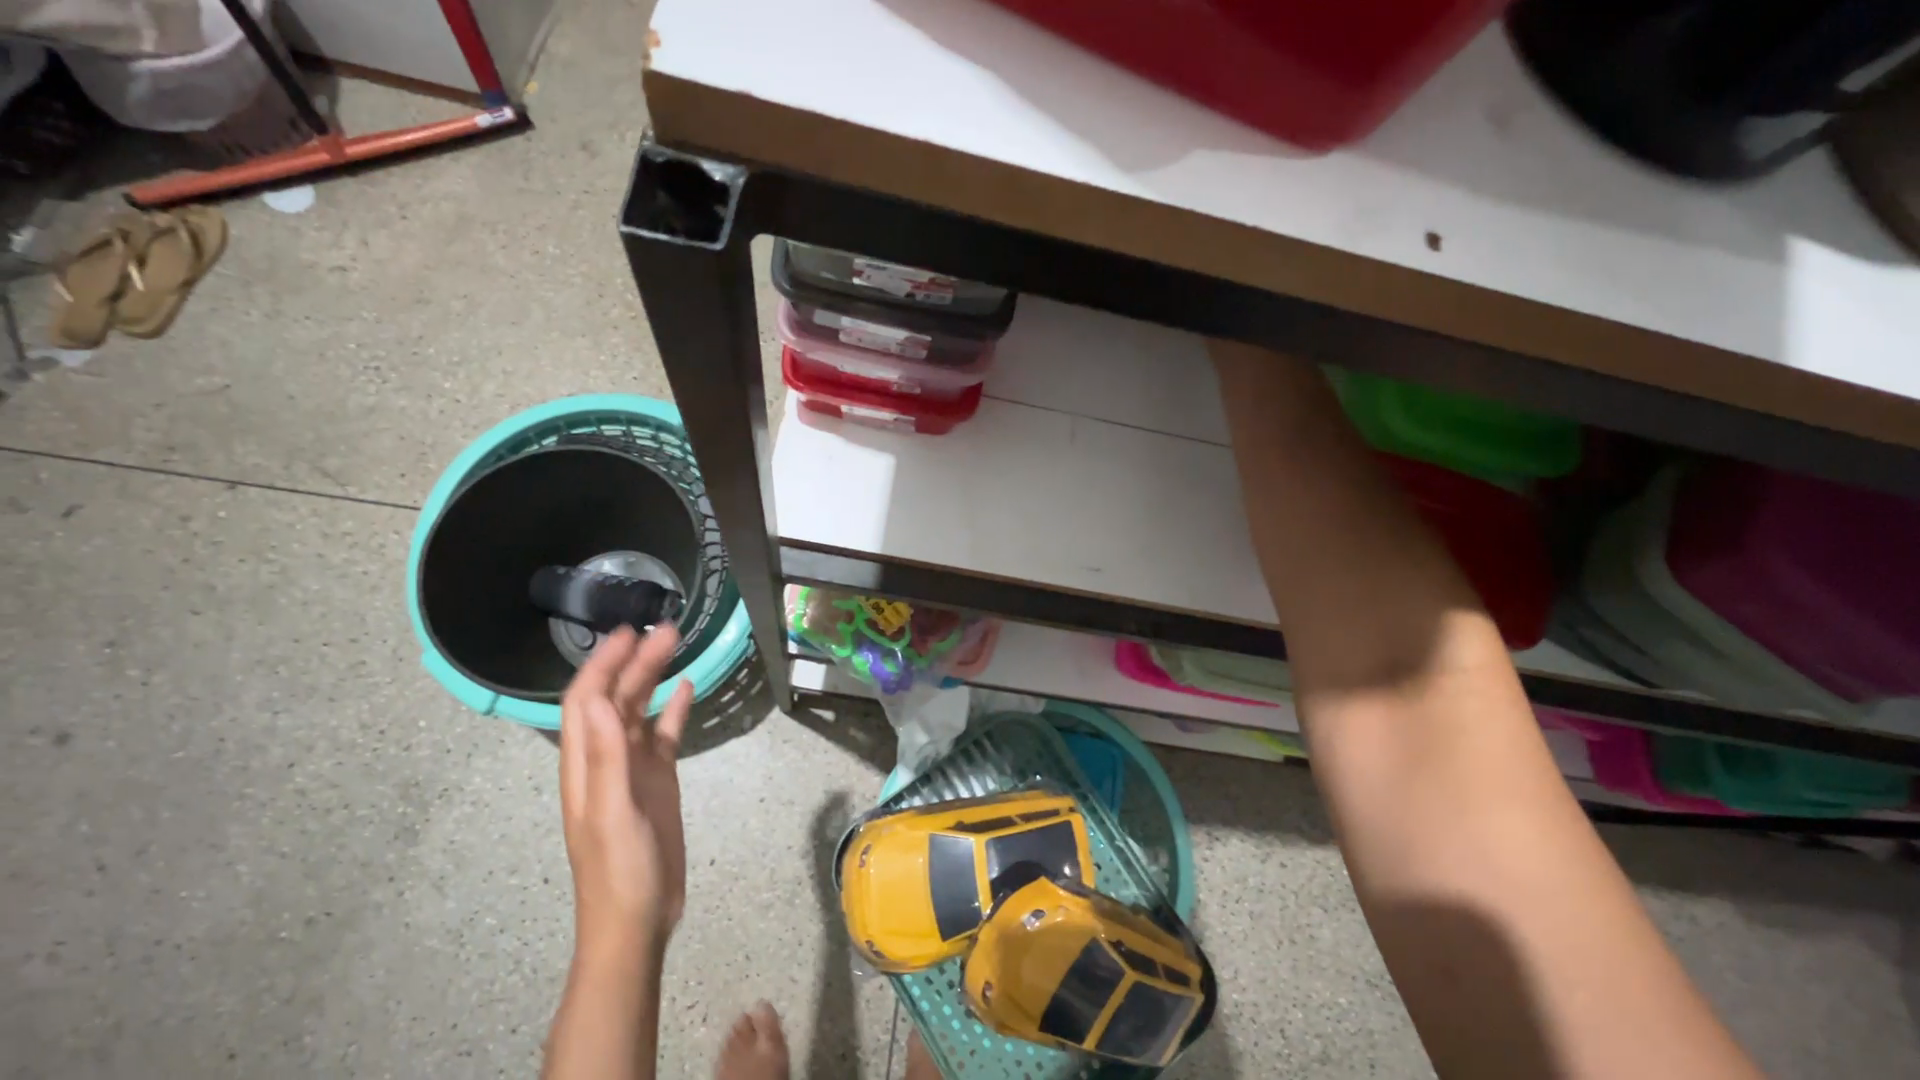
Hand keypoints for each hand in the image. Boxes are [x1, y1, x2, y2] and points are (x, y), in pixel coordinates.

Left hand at [560, 625, 692, 954]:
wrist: (637, 921)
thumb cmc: (620, 872)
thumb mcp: (612, 813)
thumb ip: (606, 757)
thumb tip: (598, 697)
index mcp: (585, 764)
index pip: (584, 701)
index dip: (601, 665)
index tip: (627, 633)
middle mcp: (605, 759)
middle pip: (615, 699)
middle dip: (635, 661)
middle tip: (667, 629)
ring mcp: (633, 770)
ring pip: (640, 711)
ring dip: (653, 678)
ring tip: (677, 644)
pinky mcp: (657, 783)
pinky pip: (664, 736)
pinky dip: (674, 710)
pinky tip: (688, 688)